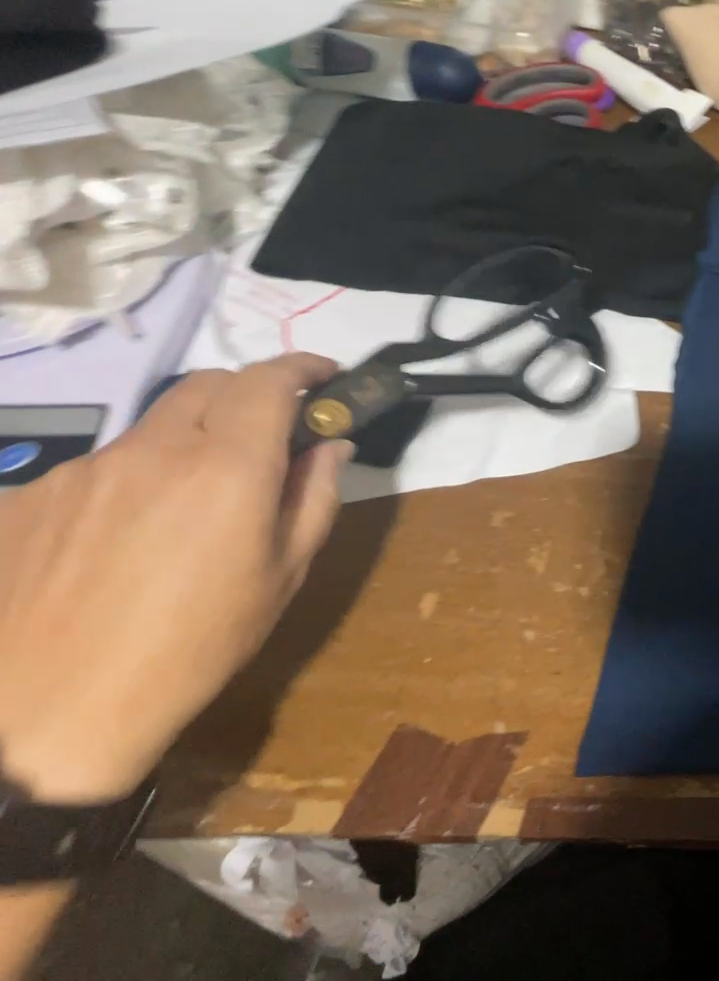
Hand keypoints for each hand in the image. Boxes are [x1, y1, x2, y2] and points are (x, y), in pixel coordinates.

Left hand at [0, 355, 351, 804]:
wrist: (49, 710)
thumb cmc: (200, 642)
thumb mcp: (285, 573)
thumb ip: (313, 496)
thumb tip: (328, 448)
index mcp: (227, 469)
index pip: (265, 384)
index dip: (301, 368)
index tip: (325, 376)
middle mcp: (152, 453)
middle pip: (205, 387)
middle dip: (249, 393)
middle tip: (276, 429)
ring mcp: (81, 472)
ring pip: (153, 430)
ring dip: (191, 442)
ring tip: (195, 506)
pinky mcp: (29, 499)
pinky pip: (102, 470)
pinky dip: (137, 481)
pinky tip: (130, 539)